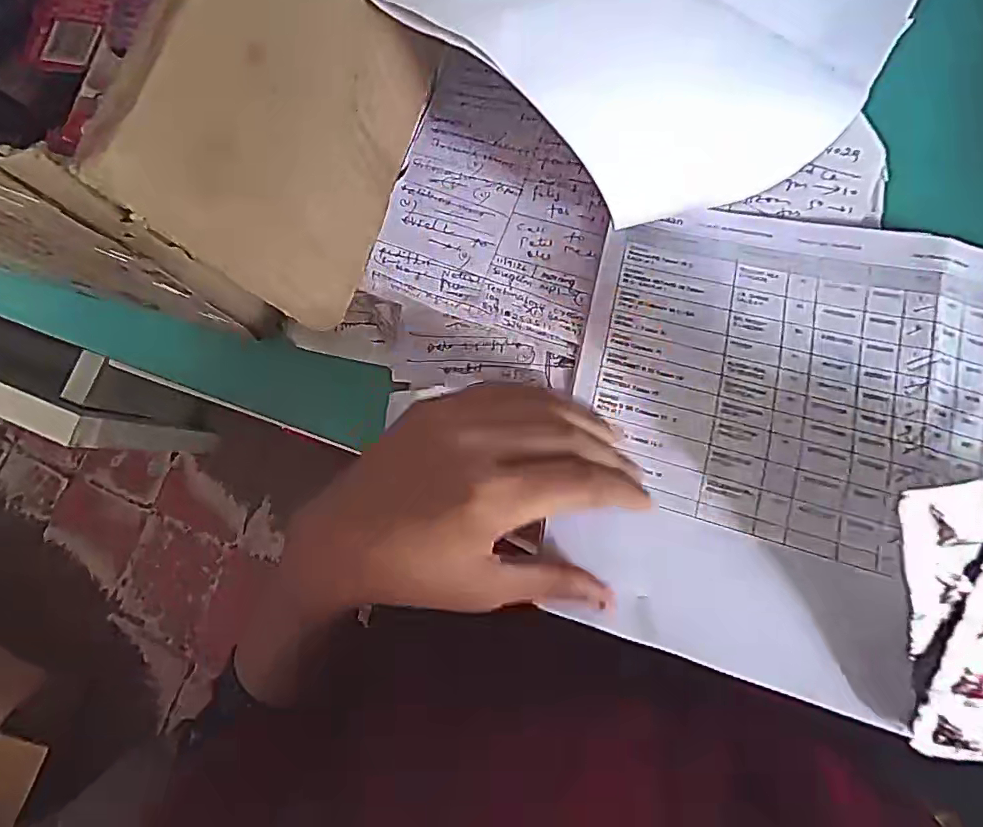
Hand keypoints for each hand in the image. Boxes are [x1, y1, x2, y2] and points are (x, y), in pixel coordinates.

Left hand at [235, 384, 649, 702]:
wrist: (340, 536)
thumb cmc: (411, 573)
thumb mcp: (482, 589)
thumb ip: (549, 581)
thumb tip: (608, 592)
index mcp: (493, 496)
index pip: (578, 480)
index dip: (619, 488)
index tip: (643, 500)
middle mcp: (481, 444)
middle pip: (566, 434)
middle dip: (609, 452)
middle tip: (631, 469)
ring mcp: (457, 416)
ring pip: (538, 403)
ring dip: (581, 418)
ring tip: (609, 436)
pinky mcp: (438, 404)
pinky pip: (502, 389)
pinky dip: (539, 398)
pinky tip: (558, 410)